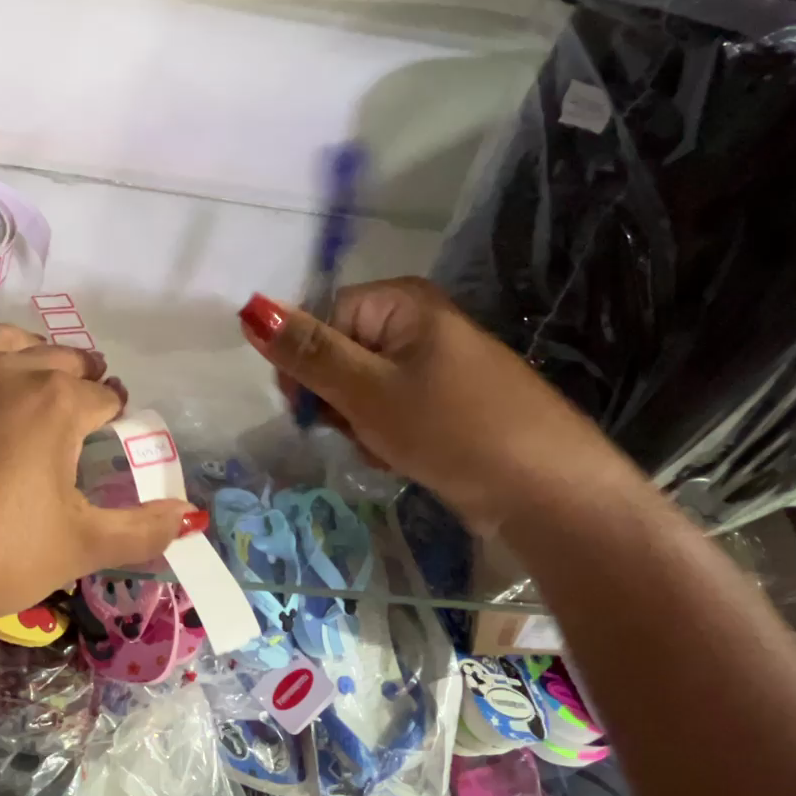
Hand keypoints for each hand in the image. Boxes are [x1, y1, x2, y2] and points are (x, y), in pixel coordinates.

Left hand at [0, 323, 202, 641]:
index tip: (117, 430)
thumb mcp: (79, 546)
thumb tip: (190, 519)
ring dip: (35, 353)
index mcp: (57, 401)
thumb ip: (141, 530)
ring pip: (10, 342)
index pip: (103, 395)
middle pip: (61, 358)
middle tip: (88, 405)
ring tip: (41, 380)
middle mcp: (9, 372)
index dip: (116, 412)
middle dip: (84, 377)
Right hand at [238, 278, 641, 532]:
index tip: (311, 407)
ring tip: (384, 447)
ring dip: (357, 423)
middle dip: (335, 399)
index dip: (306, 364)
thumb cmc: (453, 430)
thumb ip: (307, 352)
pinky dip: (384, 435)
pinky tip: (402, 456)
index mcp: (403, 302)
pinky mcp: (445, 402)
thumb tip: (249, 308)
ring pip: (359, 389)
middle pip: (338, 354)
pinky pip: (388, 410)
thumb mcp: (367, 391)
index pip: (321, 320)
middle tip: (356, 428)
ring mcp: (435, 364)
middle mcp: (418, 323)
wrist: (546, 493)